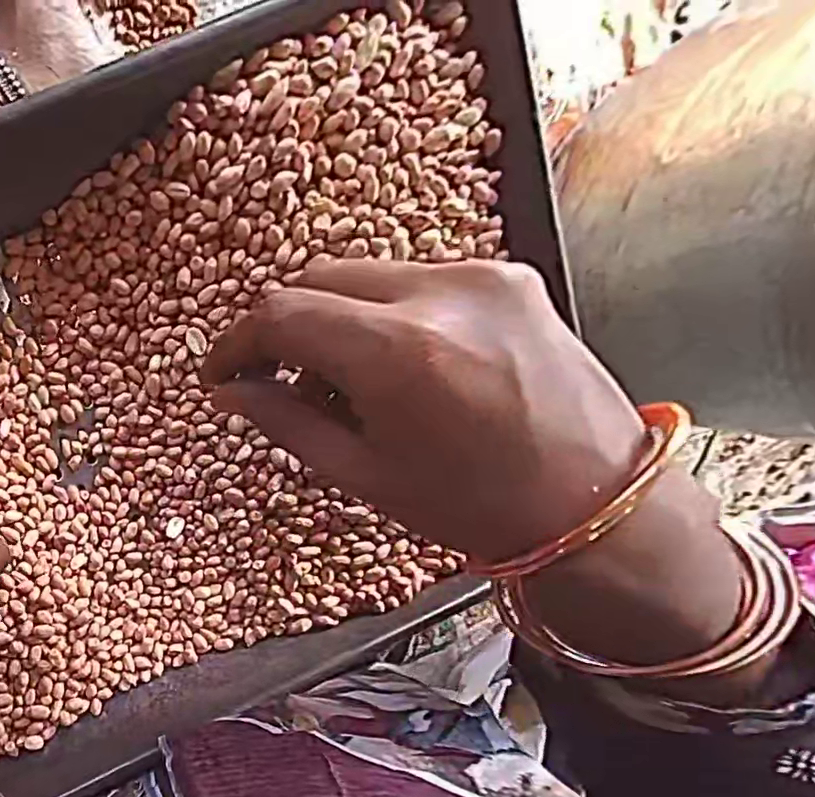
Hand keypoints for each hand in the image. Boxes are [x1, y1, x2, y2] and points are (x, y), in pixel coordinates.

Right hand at [203, 258, 752, 675]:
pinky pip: (407, 281)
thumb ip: (283, 421)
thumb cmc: (468, 505)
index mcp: (397, 354)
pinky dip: (373, 314)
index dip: (236, 343)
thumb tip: (229, 392)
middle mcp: (439, 293)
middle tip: (269, 379)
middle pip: (314, 278)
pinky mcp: (505, 275)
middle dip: (278, 327)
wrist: (593, 500)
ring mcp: (480, 275)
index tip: (221, 374)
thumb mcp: (358, 473)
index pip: (281, 314)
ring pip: (359, 275)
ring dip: (325, 320)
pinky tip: (383, 366)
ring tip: (332, 382)